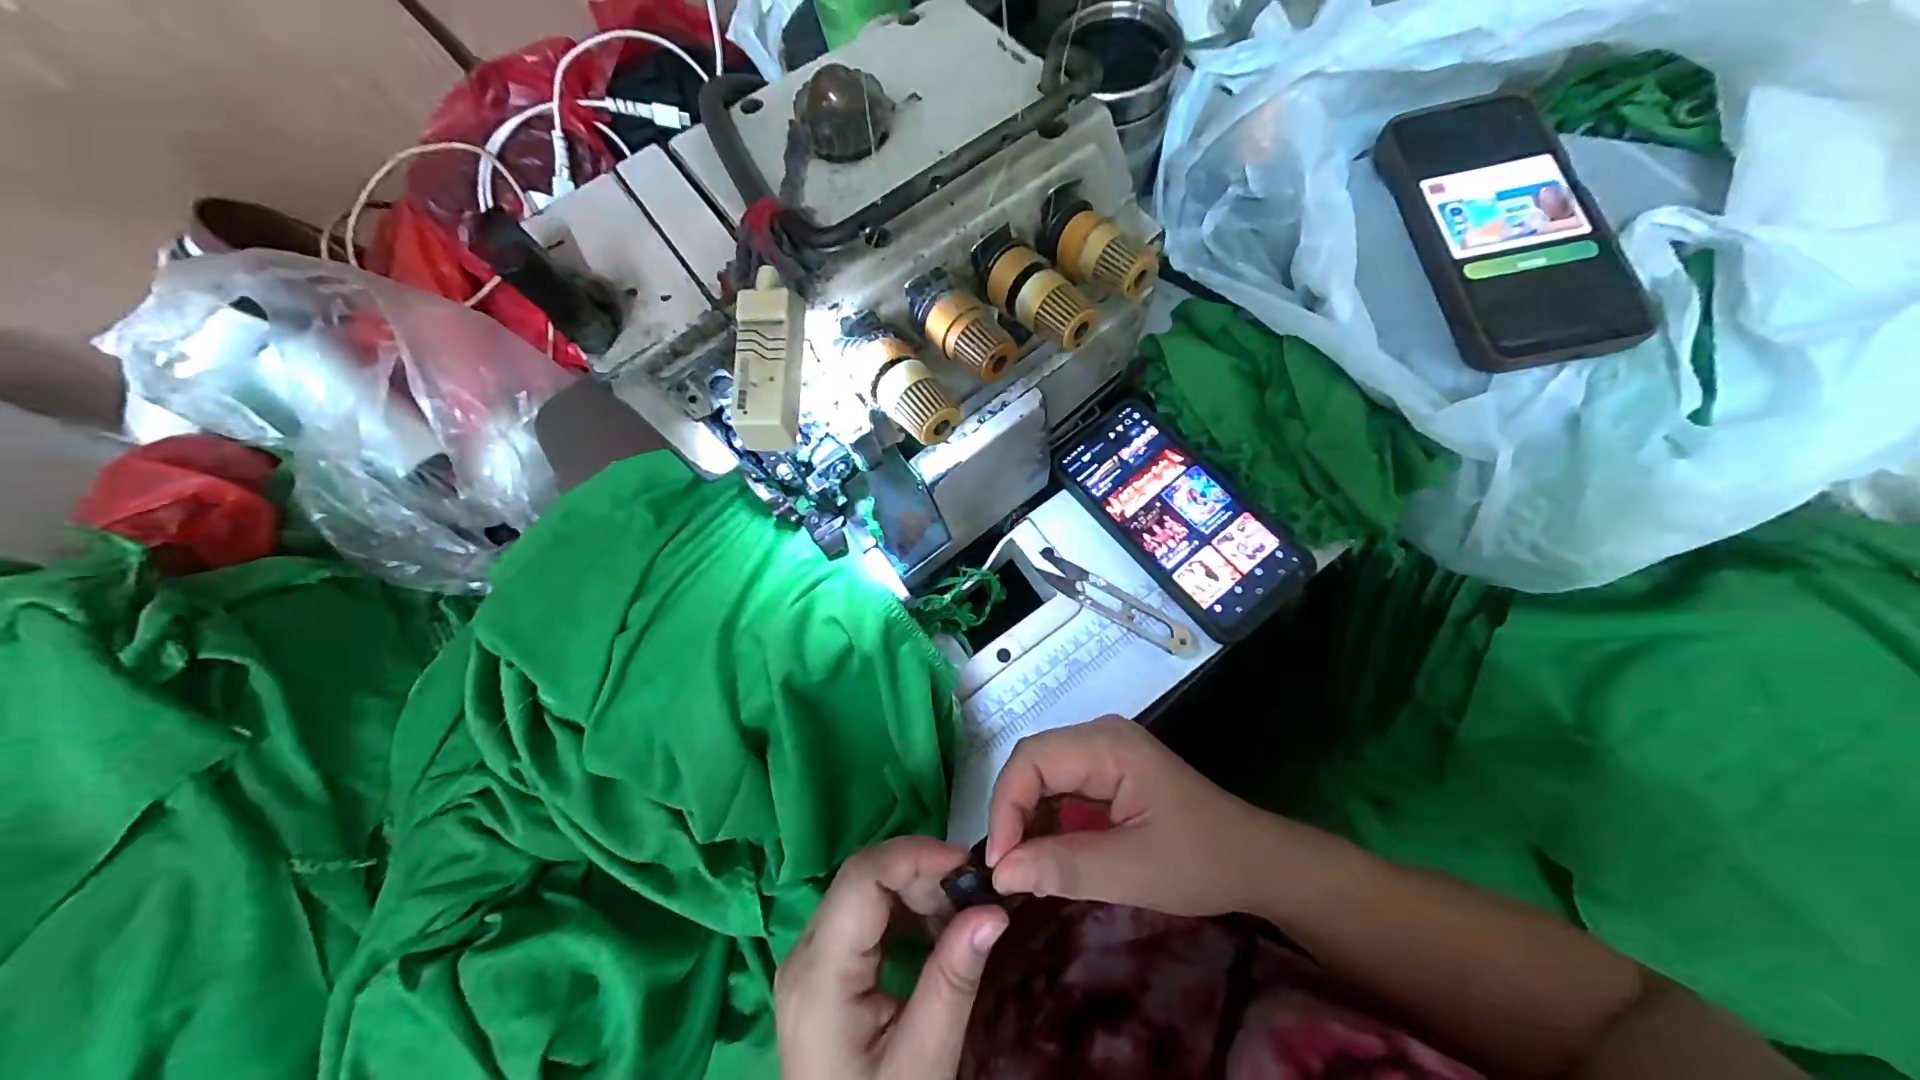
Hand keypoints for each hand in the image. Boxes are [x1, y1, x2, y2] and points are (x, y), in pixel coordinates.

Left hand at [776, 836, 1009, 1079]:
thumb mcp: (923, 1061)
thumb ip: (953, 981)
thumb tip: (994, 910)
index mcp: (819, 973)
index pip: (862, 878)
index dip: (916, 856)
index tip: (970, 866)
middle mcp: (804, 952)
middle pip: (863, 878)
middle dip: (923, 873)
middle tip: (975, 895)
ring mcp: (810, 958)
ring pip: (865, 889)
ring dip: (918, 890)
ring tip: (962, 914)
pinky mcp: (823, 968)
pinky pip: (864, 915)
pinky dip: (906, 911)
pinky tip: (938, 932)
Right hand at [986, 717, 1316, 916]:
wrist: (1257, 863)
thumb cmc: (1201, 862)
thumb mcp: (1132, 872)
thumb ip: (1062, 868)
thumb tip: (1000, 873)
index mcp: (1109, 745)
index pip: (1032, 759)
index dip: (1006, 806)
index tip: (1001, 863)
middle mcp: (1100, 736)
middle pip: (1033, 762)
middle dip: (1012, 812)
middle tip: (1007, 868)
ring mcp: (1105, 751)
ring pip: (1042, 774)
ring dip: (1026, 818)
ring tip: (1022, 865)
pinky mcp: (1108, 771)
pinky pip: (1060, 787)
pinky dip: (1045, 820)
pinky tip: (1046, 852)